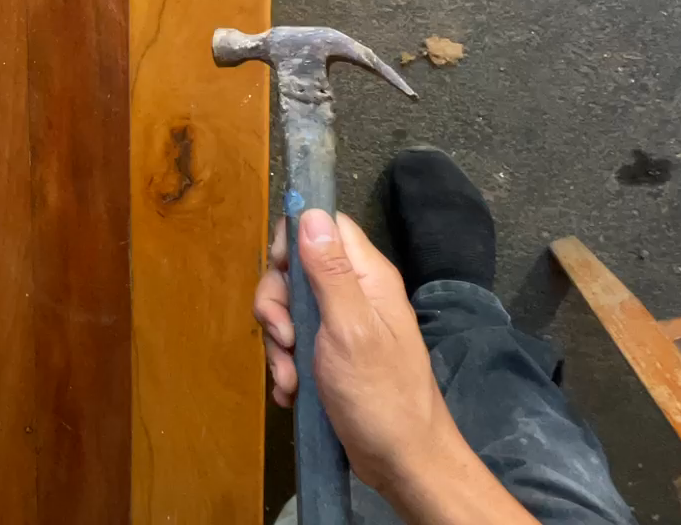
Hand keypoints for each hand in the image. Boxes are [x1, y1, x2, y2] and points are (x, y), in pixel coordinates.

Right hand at [253, 210, 463, 492]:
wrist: (404, 467)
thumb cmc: (381, 396)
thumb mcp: (350, 329)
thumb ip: (329, 272)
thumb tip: (310, 212)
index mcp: (366, 277)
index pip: (325, 223)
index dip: (294, 236)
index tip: (281, 269)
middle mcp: (353, 292)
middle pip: (295, 267)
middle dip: (276, 302)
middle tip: (283, 336)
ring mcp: (340, 323)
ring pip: (287, 307)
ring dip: (277, 341)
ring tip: (289, 376)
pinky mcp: (328, 352)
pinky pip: (291, 340)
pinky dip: (284, 363)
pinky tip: (292, 388)